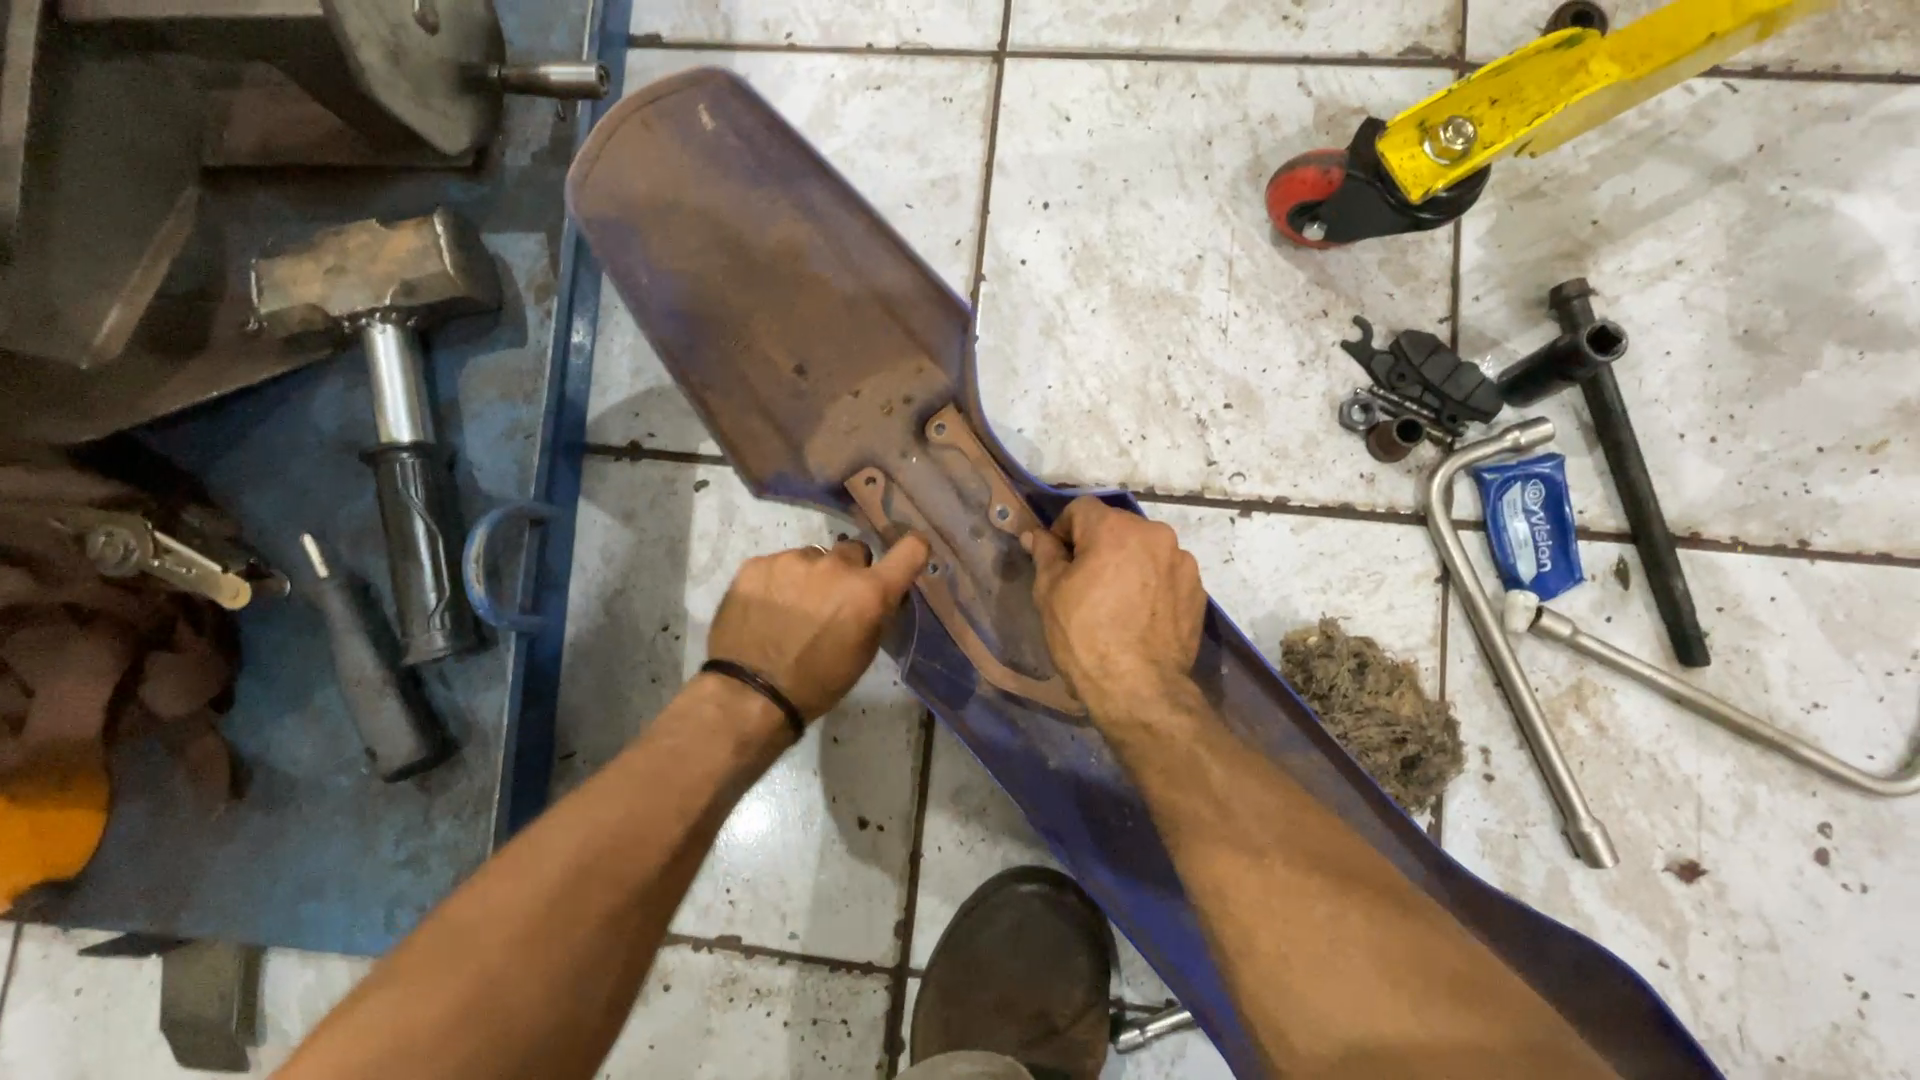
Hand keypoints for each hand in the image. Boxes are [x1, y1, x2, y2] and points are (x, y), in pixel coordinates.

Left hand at [707, 535, 929, 720]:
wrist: (750, 693)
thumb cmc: (817, 683)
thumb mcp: (863, 653)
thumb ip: (877, 612)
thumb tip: (879, 593)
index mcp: (869, 592)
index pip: (911, 549)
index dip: (912, 549)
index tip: (904, 557)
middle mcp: (836, 566)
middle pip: (853, 552)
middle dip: (849, 572)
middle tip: (832, 601)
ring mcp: (793, 560)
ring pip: (813, 558)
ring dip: (811, 576)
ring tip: (791, 609)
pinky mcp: (758, 563)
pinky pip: (779, 564)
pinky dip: (778, 581)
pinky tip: (765, 609)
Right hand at [1023, 497, 1205, 711]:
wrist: (1139, 688)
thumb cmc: (1085, 636)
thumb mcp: (1050, 593)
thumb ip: (1045, 554)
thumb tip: (1035, 535)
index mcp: (1115, 529)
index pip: (1082, 508)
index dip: (1063, 530)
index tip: (1057, 559)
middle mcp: (1155, 535)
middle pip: (1117, 527)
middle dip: (1098, 546)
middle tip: (1084, 583)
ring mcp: (1182, 562)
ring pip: (1145, 550)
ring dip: (1128, 564)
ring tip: (1115, 602)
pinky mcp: (1197, 590)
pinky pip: (1166, 575)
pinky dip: (1151, 585)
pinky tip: (1139, 616)